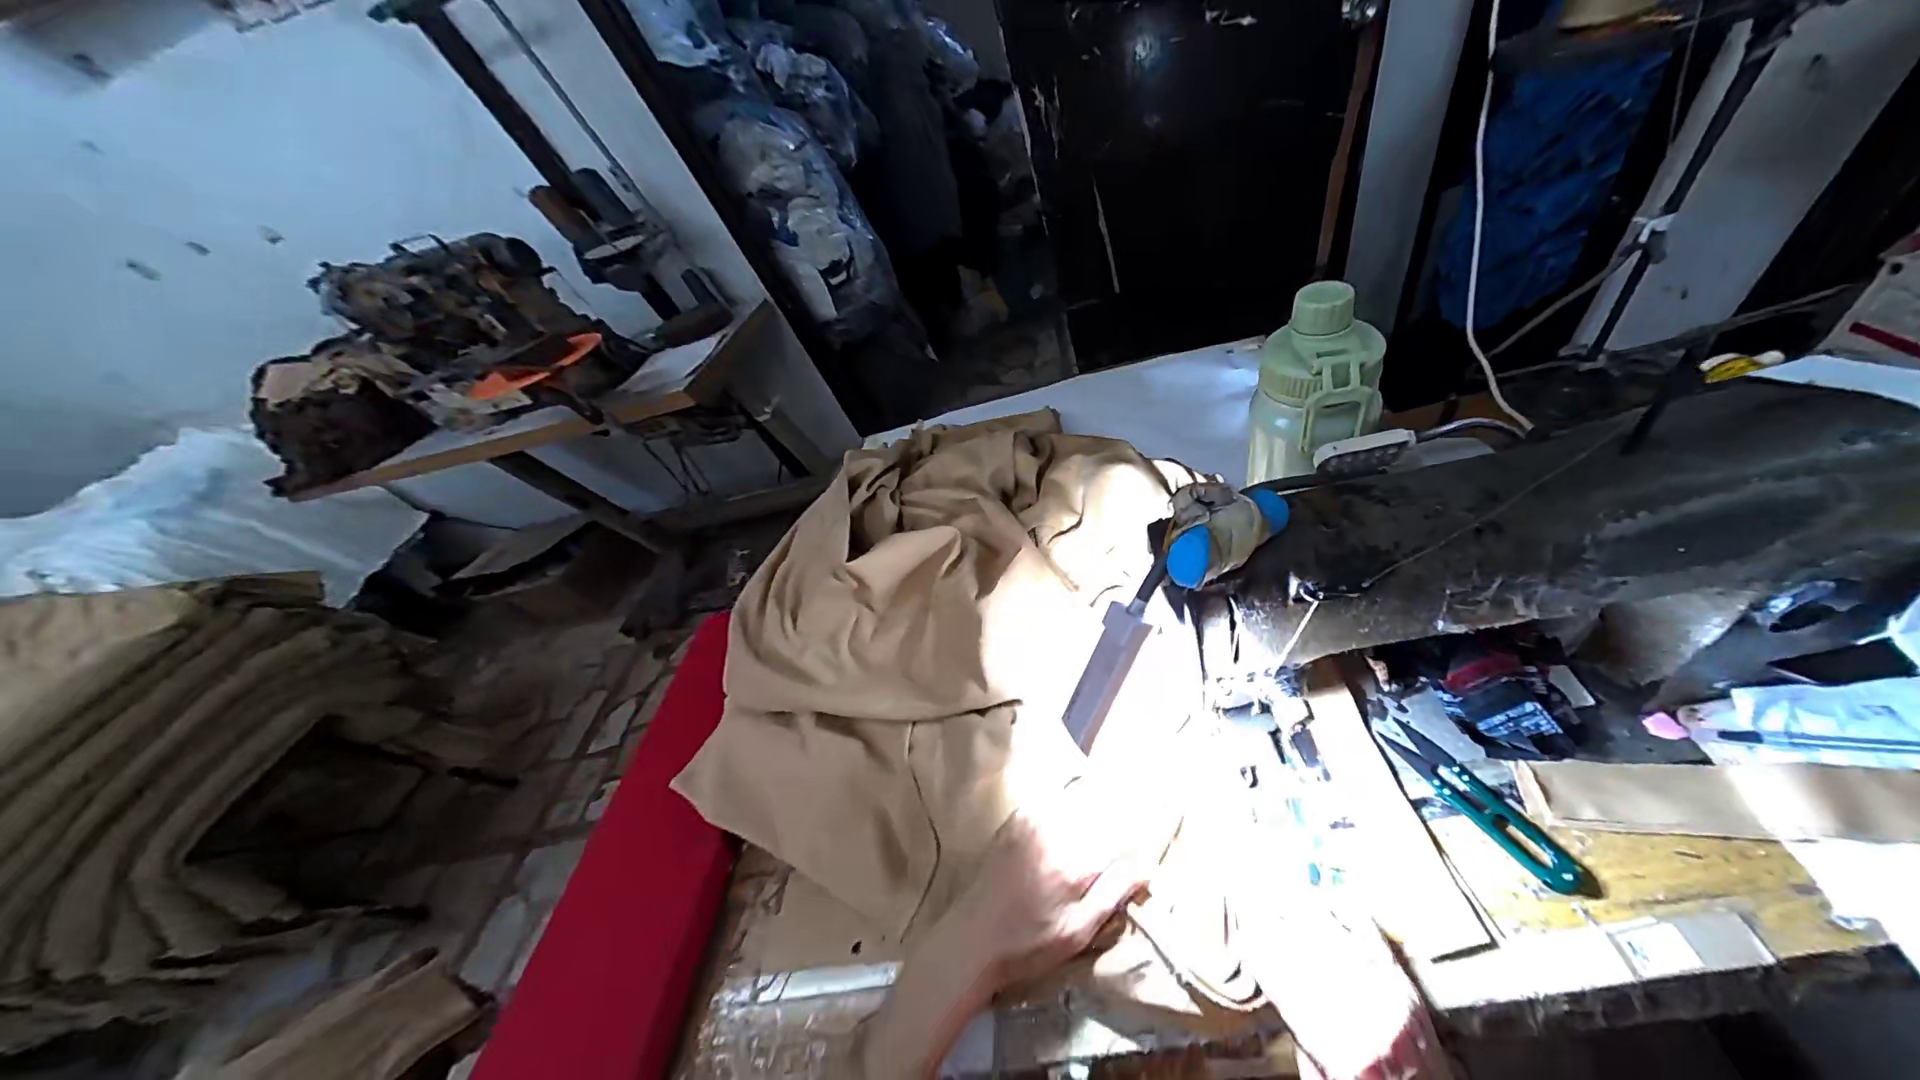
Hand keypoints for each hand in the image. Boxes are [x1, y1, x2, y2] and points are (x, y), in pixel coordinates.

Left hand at [946, 790, 1152, 990]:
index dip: (1138, 832)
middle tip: (1133, 816)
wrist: (972, 936)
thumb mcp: (1078, 930)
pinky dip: (1070, 797)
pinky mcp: (1017, 818)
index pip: (1121, 832)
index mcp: (1076, 862)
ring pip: (1077, 796)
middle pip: (1101, 806)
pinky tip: (1076, 805)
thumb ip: (1114, 892)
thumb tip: (1147, 864)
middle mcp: (1055, 831)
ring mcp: (1032, 819)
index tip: (1151, 830)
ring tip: (1109, 809)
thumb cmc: (1029, 943)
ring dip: (1096, 800)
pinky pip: (1053, 796)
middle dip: (1120, 811)